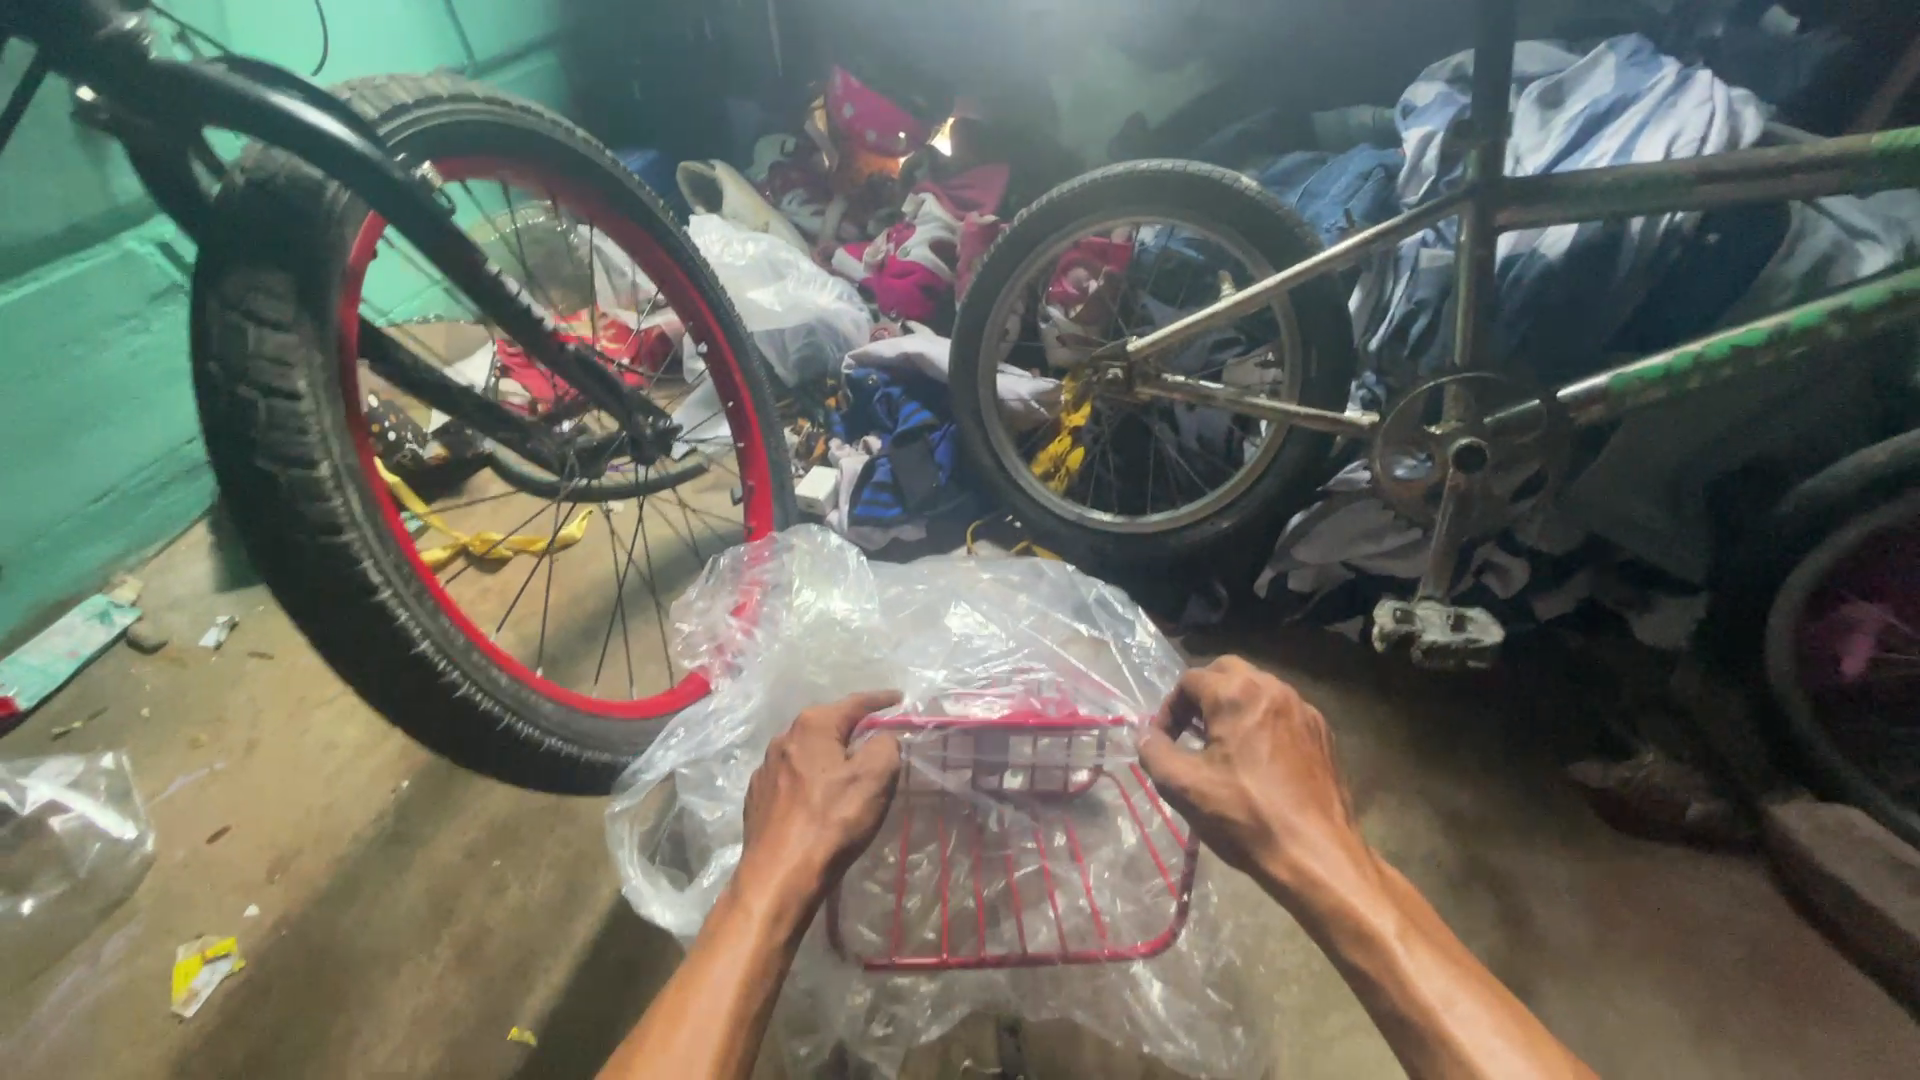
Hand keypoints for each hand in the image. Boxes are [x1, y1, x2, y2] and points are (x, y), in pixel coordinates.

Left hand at [736, 690, 904, 911]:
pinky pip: (794, 776)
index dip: (881, 700)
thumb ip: (885, 745)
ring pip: (809, 752)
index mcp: (812, 726)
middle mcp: (784, 739)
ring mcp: (766, 769)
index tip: (899, 698)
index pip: (855, 703)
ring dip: (830, 755)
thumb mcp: (875, 777)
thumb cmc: (832, 821)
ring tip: (849, 767)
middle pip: (828, 725)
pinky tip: (820, 796)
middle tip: (878, 734)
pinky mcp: (758, 798)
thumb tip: (880, 739)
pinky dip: (812, 778)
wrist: (779, 876)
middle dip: (853, 727)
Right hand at [1137, 656, 1368, 900]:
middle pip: (1226, 672)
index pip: (1189, 681)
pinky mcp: (1322, 733)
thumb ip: (1153, 752)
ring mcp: (1303, 709)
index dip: (1168, 709)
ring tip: (1221, 746)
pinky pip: (1282, 712)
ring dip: (1233, 707)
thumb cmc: (1245, 816)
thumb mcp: (1183, 786)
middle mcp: (1273, 689)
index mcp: (1236, 695)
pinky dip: (1262, 723)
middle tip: (1190, 731)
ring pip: (1258, 689)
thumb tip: (1146, 736)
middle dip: (1202, 696)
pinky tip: (1257, 761)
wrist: (1317, 857)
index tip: (1163, 742)